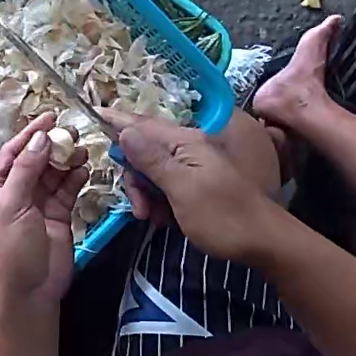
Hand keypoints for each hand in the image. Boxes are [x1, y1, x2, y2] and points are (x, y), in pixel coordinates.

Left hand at [0, 112, 89, 306]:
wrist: (25, 293)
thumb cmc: (8, 248)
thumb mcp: (11, 203)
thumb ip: (27, 169)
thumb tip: (41, 138)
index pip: (13, 153)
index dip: (31, 135)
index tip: (50, 117)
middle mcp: (15, 193)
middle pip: (36, 160)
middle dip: (53, 145)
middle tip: (73, 131)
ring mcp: (38, 205)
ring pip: (54, 174)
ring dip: (67, 160)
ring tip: (82, 148)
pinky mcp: (58, 217)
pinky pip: (67, 191)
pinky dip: (76, 178)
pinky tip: (85, 168)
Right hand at [106, 112, 289, 265]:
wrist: (263, 243)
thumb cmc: (223, 216)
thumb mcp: (182, 188)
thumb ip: (153, 159)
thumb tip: (126, 130)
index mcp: (186, 141)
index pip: (143, 125)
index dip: (117, 120)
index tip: (92, 112)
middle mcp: (189, 148)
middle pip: (144, 151)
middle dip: (134, 178)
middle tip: (140, 210)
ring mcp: (195, 167)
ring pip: (154, 172)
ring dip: (147, 195)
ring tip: (154, 219)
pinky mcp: (198, 185)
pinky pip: (168, 186)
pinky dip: (161, 202)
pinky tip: (166, 220)